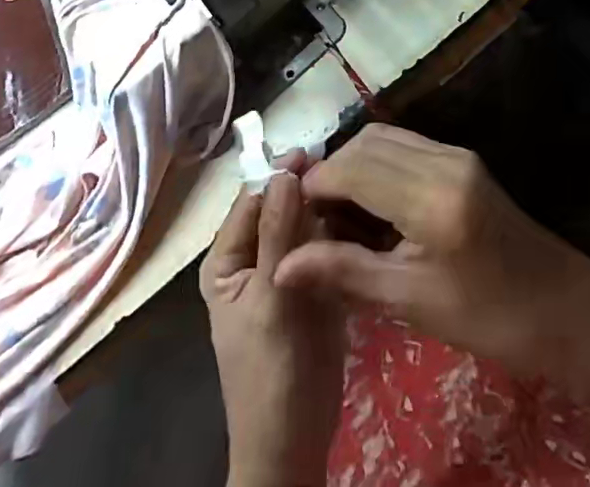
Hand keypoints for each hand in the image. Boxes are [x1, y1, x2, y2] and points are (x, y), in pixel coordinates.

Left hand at [201, 165, 343, 486]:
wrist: (293, 440)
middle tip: (348, 164)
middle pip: (280, 212)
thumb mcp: (271, 298)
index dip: (279, 175)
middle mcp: (252, 259)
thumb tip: (284, 172)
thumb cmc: (269, 371)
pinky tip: (363, 217)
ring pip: (304, 230)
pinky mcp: (312, 289)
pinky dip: (339, 235)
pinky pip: (323, 252)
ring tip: (360, 185)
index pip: (251, 202)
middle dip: (307, 190)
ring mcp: (285, 274)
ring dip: (326, 210)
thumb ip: (278, 234)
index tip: (316, 150)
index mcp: (227, 260)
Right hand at [274, 125, 589, 406]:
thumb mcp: (410, 300)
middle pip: (364, 144)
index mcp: (432, 200)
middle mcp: (444, 162)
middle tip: (317, 218)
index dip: (314, 187)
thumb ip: (343, 271)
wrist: (567, 311)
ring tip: (341, 212)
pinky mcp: (463, 158)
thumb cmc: (489, 319)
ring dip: (353, 166)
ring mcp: (456, 155)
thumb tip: (280, 266)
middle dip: (330, 173)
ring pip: (382, 138)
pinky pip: (405, 146)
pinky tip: (372, 202)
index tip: (295, 218)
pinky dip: (377, 164)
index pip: (351, 169)